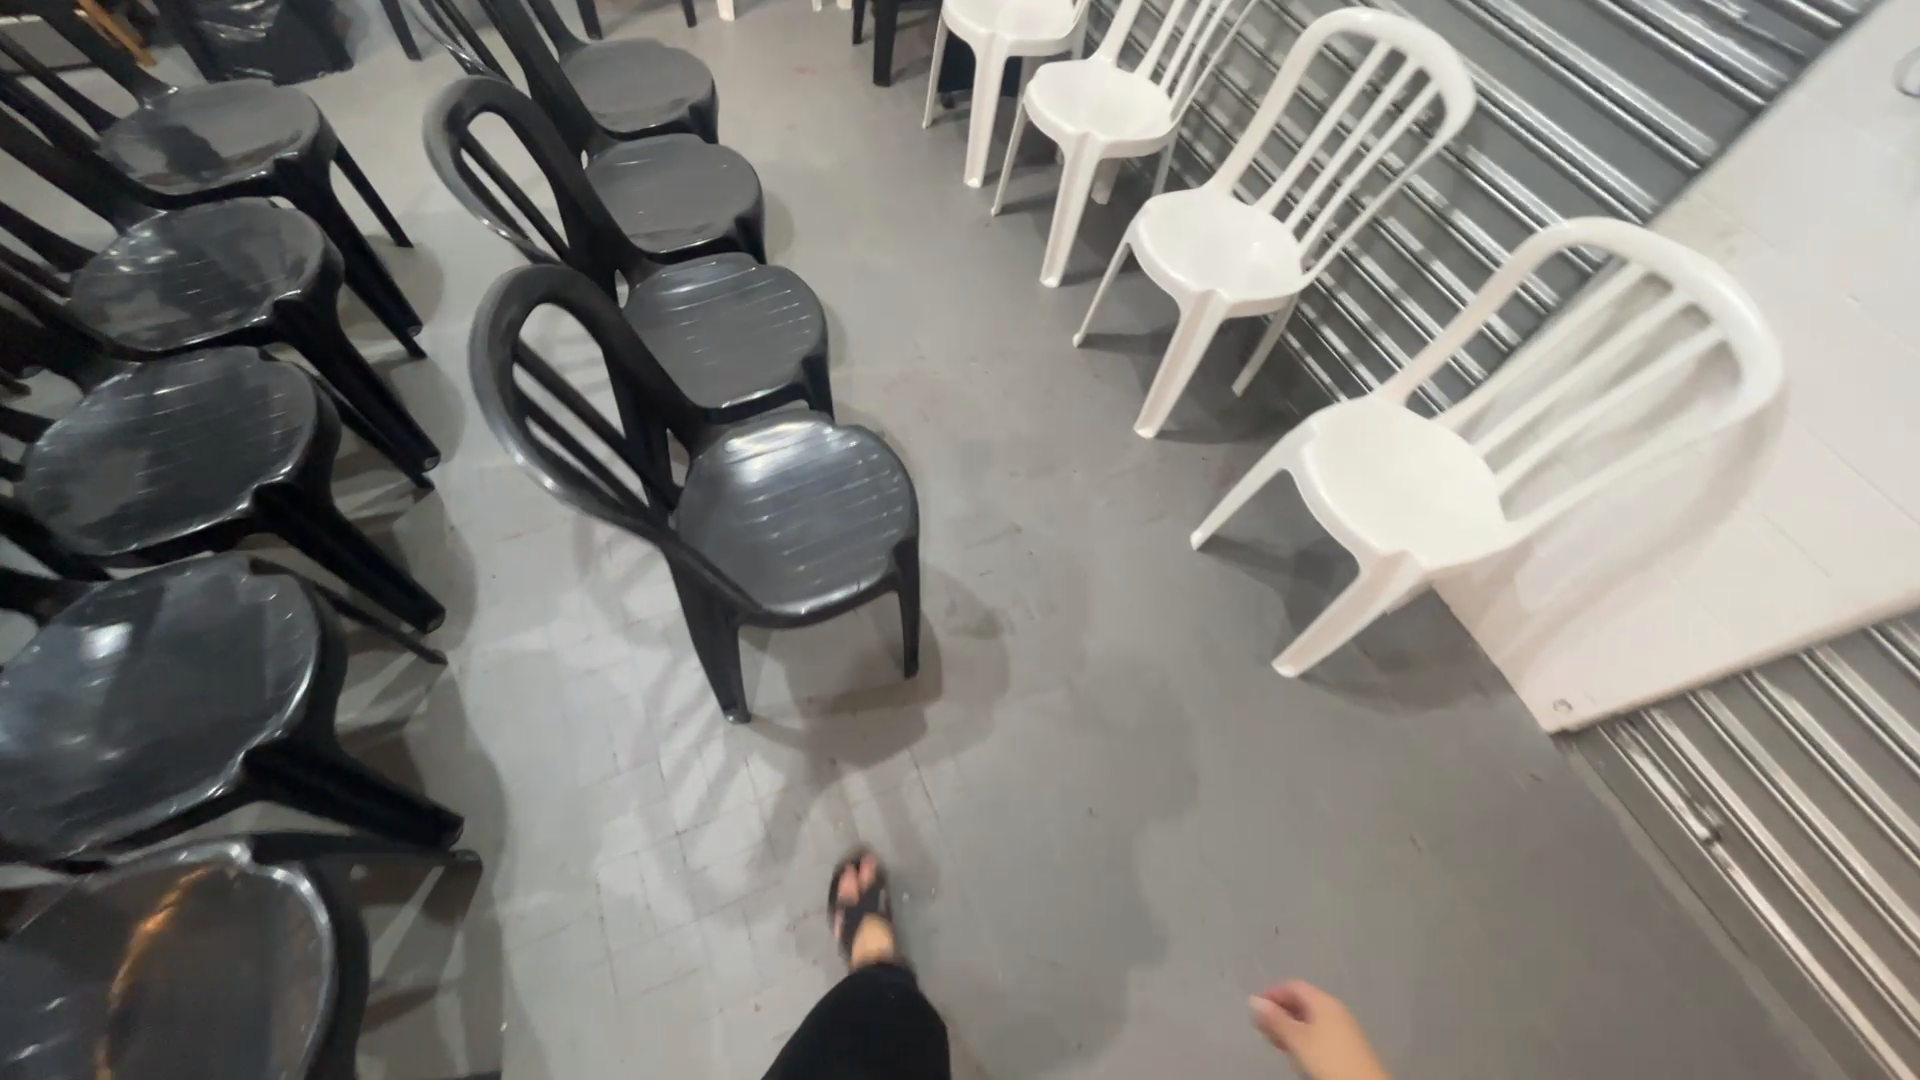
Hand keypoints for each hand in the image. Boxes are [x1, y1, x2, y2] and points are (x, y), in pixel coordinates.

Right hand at [1249, 980, 1388, 1079]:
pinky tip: (1299, 1052)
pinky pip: (1320, 1033)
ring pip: (1311, 1020)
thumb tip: (1253, 1000)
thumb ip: (1275, 1019)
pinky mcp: (1349, 1046)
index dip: (1272, 993)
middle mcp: (1335, 1008)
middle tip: (1263, 1027)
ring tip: (1276, 1042)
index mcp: (1323, 1000)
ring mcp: (1344, 1027)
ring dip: (1291, 1027)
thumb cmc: (1328, 1059)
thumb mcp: (1297, 1039)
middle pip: (1302, 1002)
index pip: (1292, 985)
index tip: (1256, 1009)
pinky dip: (1304, 1037)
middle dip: (1280, 1012)